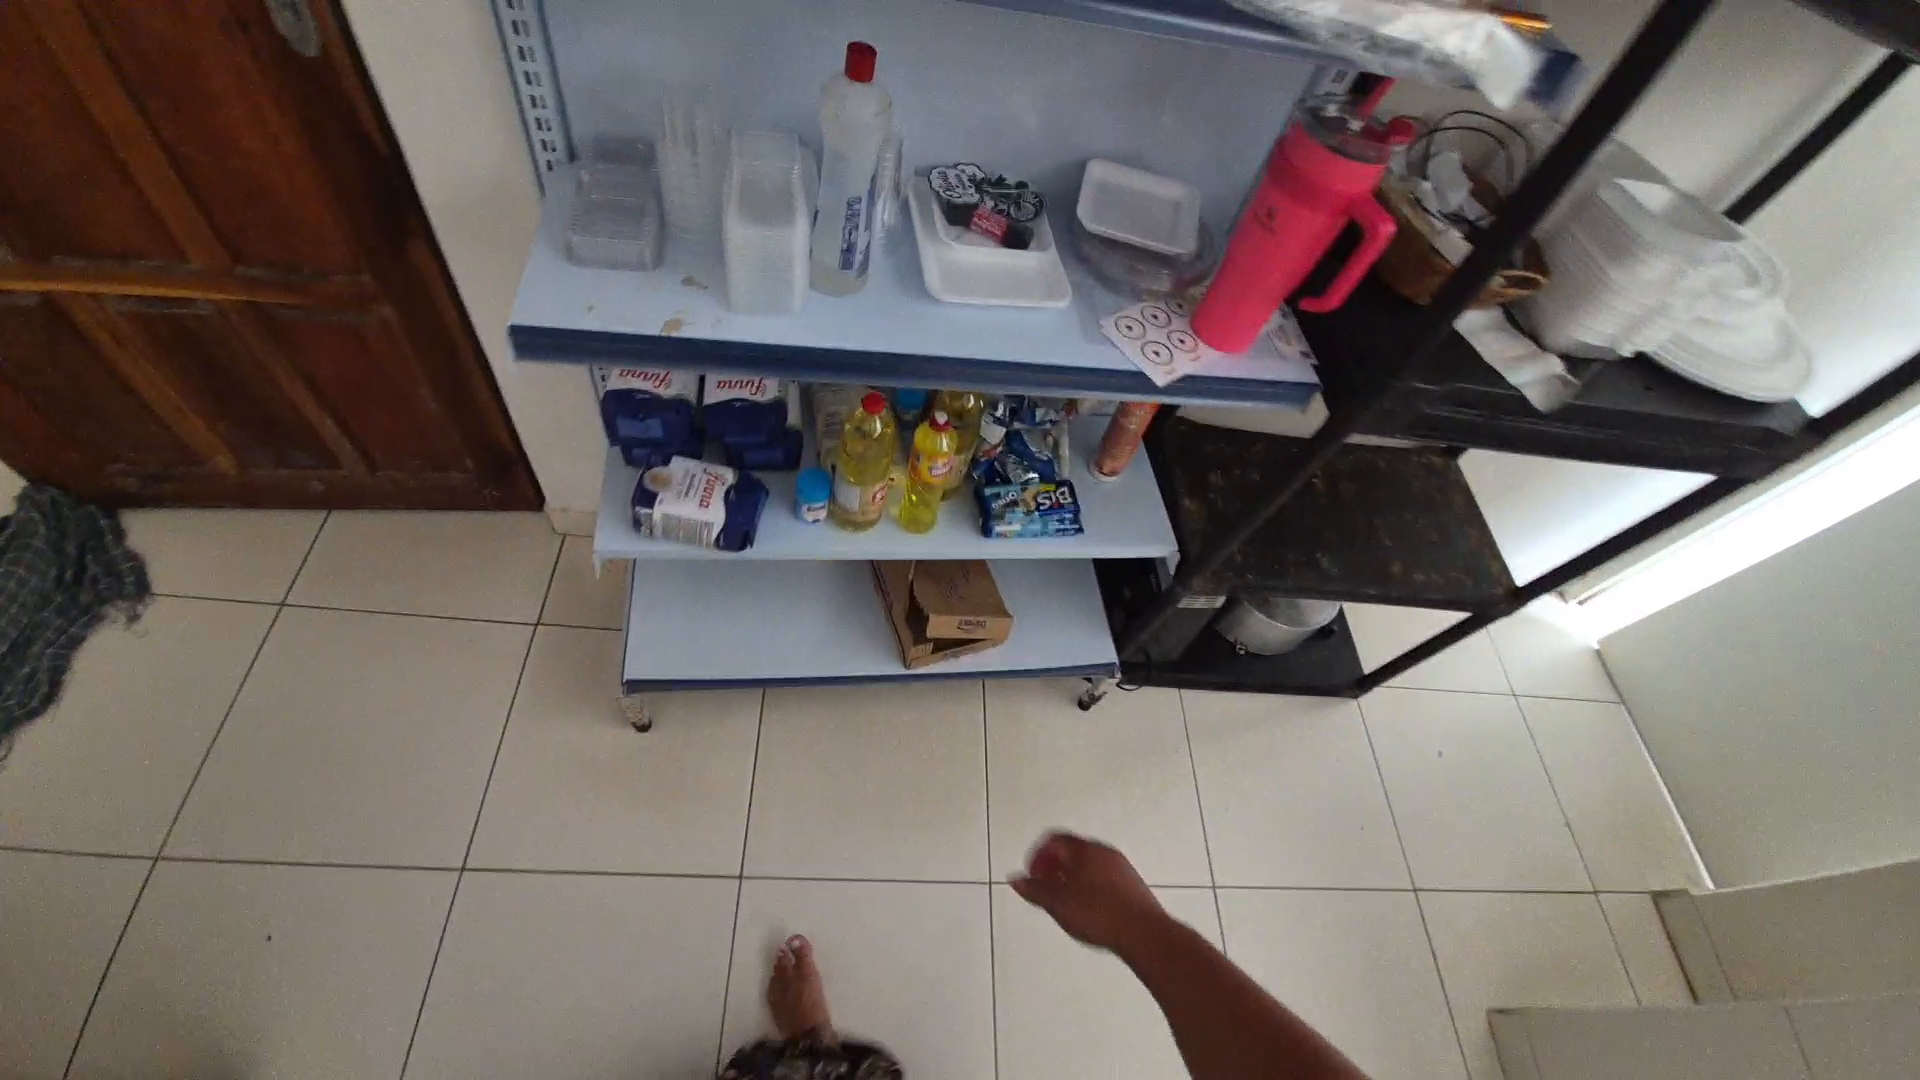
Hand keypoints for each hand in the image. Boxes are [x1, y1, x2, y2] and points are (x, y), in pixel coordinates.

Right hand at [1009, 831, 1167, 952]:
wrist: (1144, 934)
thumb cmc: (1098, 914)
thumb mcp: (1058, 903)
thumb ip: (1035, 890)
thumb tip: (1016, 879)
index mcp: (1084, 850)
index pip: (1054, 839)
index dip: (1038, 855)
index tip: (1032, 876)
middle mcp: (1104, 852)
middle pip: (1072, 851)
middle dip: (1054, 867)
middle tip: (1045, 889)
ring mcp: (1121, 867)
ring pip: (1088, 865)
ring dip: (1071, 878)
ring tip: (1065, 903)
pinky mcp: (1132, 885)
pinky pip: (1103, 877)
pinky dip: (1089, 886)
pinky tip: (1088, 910)